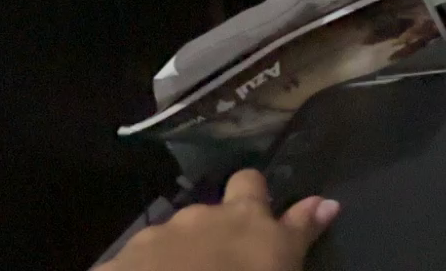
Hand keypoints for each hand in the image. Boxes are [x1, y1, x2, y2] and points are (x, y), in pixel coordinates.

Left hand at [106, 169, 339, 270]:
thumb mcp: (282, 264)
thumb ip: (301, 230)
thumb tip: (330, 201)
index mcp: (241, 216)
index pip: (250, 183)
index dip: (251, 195)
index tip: (254, 214)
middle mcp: (199, 216)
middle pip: (205, 214)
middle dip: (207, 234)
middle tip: (214, 266)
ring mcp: (153, 241)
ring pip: (165, 244)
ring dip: (170, 262)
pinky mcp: (114, 267)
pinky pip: (126, 270)